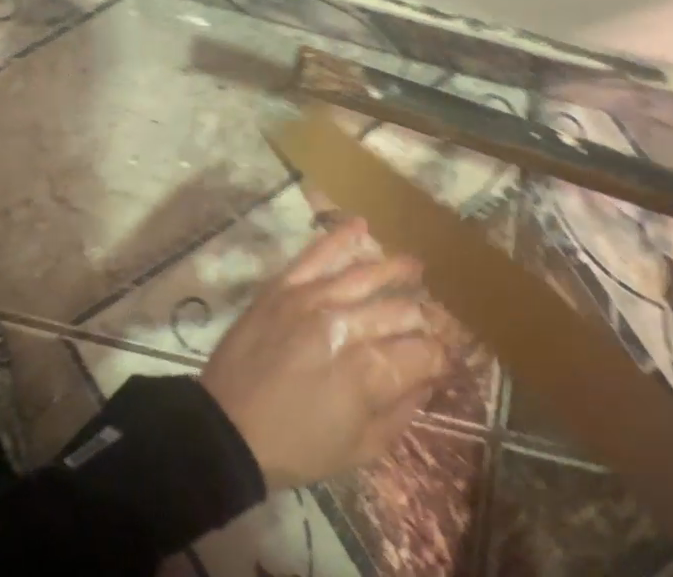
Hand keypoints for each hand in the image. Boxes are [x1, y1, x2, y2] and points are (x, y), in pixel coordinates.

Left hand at [200, 217, 446, 491]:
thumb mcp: (362, 448)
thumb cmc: (296, 447)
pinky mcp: (280, 289)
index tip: (447, 357)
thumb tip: (428, 378)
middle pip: (400, 311)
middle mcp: (342, 325)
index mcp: (367, 372)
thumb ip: (403, 410)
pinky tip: (361, 225)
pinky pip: (313, 256)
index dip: (442, 355)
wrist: (225, 428)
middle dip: (426, 317)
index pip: (424, 352)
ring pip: (364, 275)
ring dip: (396, 269)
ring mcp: (308, 301)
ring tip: (416, 266)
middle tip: (436, 321)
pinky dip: (338, 238)